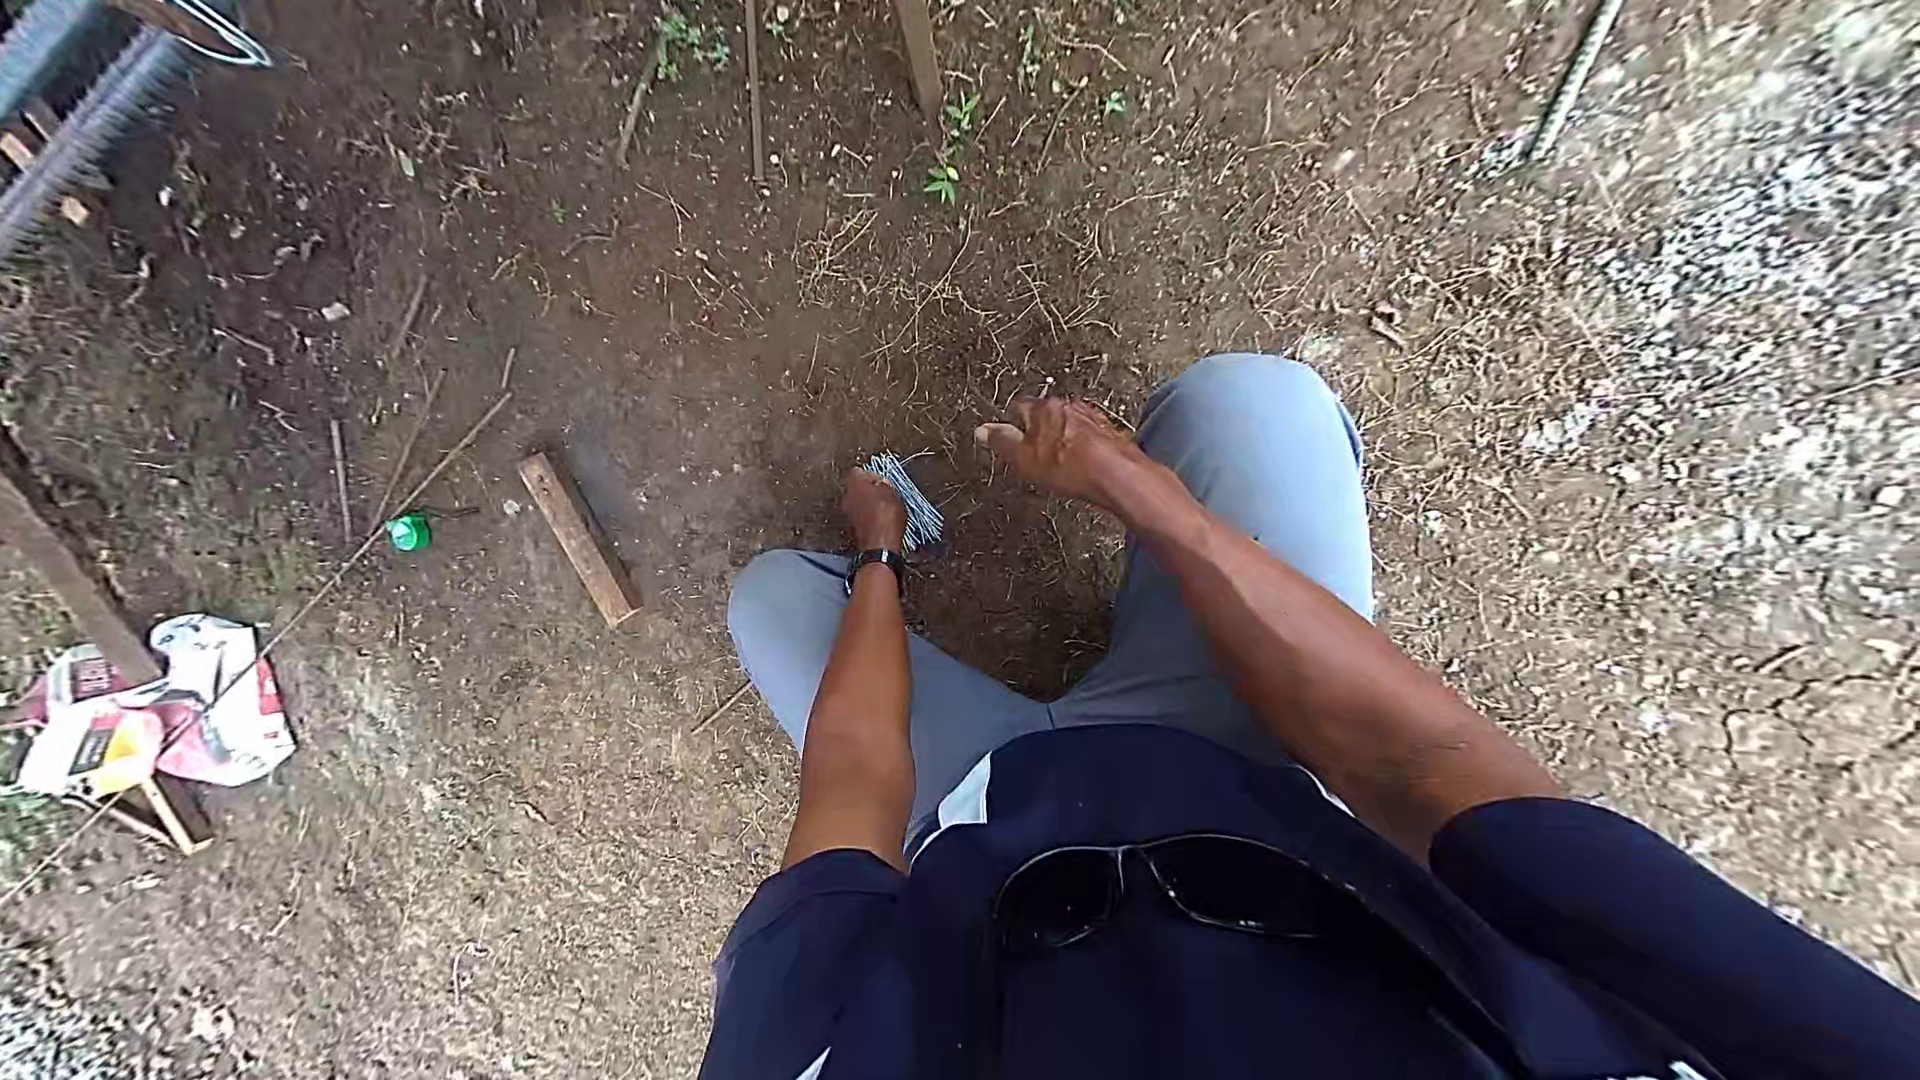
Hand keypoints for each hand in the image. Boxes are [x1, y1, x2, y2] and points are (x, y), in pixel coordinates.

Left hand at [840, 468, 906, 549]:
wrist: (879, 547)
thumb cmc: (886, 517)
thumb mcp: (893, 494)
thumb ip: (884, 485)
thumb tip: (881, 484)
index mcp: (854, 484)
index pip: (857, 472)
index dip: (870, 475)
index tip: (881, 481)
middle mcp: (845, 497)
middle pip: (855, 489)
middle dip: (867, 492)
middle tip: (882, 497)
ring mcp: (845, 516)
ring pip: (855, 505)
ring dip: (866, 507)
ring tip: (882, 512)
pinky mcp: (849, 531)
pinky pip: (858, 520)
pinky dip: (865, 520)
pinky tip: (878, 525)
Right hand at [974, 397, 1153, 512]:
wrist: (1117, 476)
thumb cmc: (1073, 467)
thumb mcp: (1023, 459)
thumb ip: (1002, 442)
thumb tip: (983, 431)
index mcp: (1043, 407)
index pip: (1016, 409)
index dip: (1010, 428)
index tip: (1008, 443)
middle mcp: (1067, 406)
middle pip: (1043, 417)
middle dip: (1037, 435)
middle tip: (1033, 460)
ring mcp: (1090, 418)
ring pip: (1065, 427)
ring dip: (1059, 443)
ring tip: (1058, 468)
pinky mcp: (1107, 433)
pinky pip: (1084, 440)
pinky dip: (1079, 451)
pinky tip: (1079, 469)